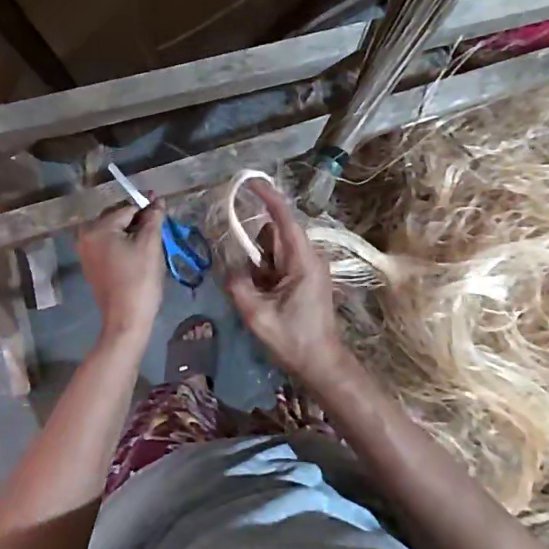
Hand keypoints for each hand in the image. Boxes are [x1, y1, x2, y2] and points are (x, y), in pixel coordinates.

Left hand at [76, 199, 165, 346]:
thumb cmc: (139, 280)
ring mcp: (85, 250)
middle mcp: (85, 235)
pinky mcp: (90, 263)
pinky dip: (122, 241)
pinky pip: (107, 243)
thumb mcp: (149, 245)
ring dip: (130, 229)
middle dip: (137, 216)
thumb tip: (157, 200)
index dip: (146, 205)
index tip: (161, 201)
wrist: (126, 319)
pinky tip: (138, 247)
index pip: (126, 208)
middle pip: (116, 216)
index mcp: (97, 228)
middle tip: (158, 217)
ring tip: (151, 232)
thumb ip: (152, 218)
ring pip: (112, 230)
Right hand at [224, 177, 354, 387]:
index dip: (268, 198)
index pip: (285, 220)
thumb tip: (228, 265)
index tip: (250, 182)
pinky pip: (275, 263)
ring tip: (257, 293)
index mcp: (302, 262)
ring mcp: (306, 268)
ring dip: (258, 262)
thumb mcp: (256, 314)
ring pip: (273, 249)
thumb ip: (237, 284)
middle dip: (255, 246)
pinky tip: (262, 295)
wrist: (321, 365)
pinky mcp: (302, 279)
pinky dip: (262, 271)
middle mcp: (307, 259)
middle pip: (274, 234)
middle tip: (247, 273)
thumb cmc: (293, 339)